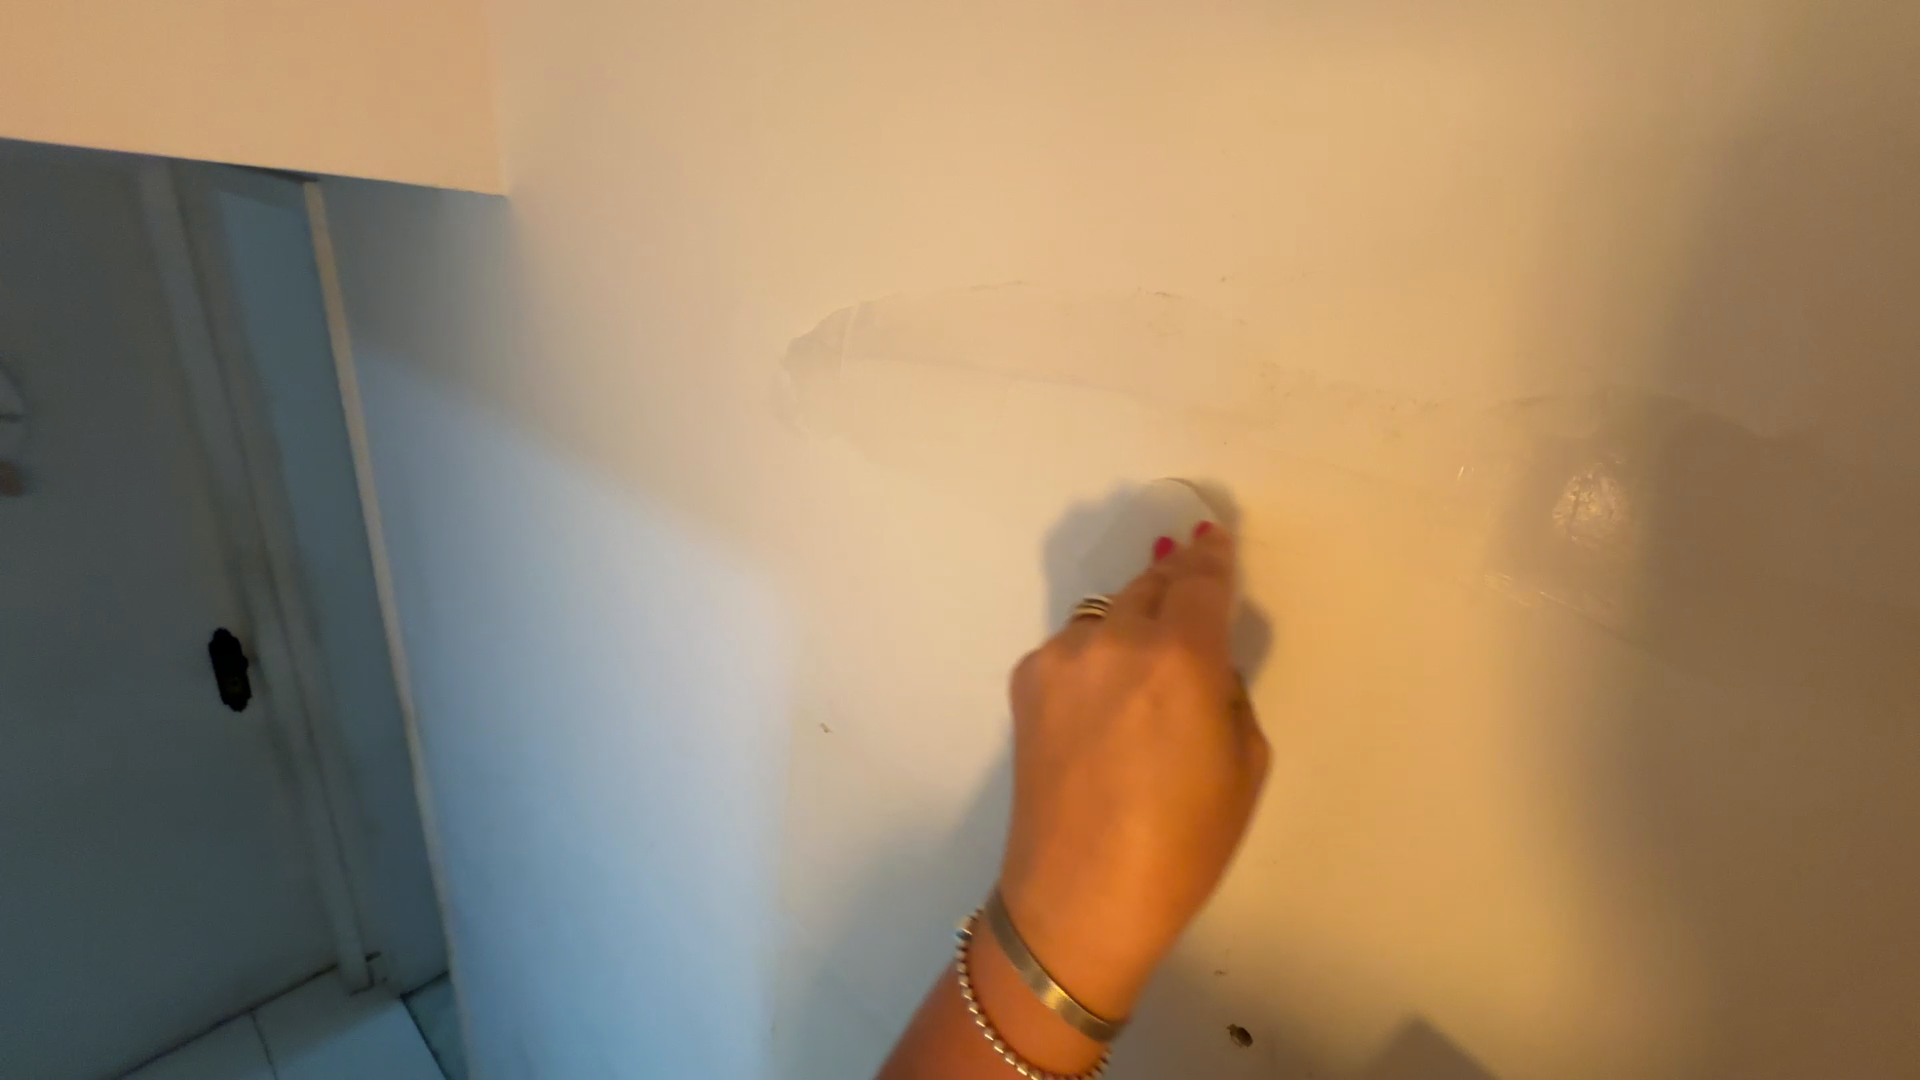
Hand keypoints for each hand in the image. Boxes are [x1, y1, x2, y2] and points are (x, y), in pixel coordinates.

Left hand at [997, 523, 1268, 1020]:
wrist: (1077, 892)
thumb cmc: (1181, 844)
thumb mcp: (1243, 763)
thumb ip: (1226, 687)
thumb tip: (1205, 655)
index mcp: (1180, 658)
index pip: (1200, 580)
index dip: (1213, 556)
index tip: (1215, 538)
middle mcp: (1113, 639)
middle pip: (1149, 584)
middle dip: (1174, 580)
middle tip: (1188, 581)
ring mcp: (1060, 655)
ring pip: (1105, 613)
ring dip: (1130, 621)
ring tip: (1142, 660)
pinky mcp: (1025, 676)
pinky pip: (1073, 645)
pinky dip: (1094, 654)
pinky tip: (1099, 700)